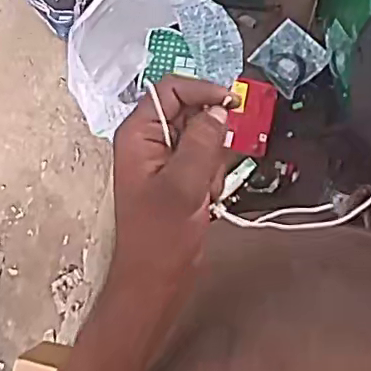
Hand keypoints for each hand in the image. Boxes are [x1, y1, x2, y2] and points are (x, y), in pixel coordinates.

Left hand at [108, 77, 238, 302]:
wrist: (155, 280)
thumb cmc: (160, 236)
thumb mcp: (184, 183)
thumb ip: (203, 140)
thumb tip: (220, 109)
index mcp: (138, 133)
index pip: (171, 90)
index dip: (202, 90)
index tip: (232, 103)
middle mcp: (149, 140)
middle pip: (190, 112)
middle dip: (209, 139)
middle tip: (211, 167)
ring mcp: (164, 159)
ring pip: (203, 138)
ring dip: (212, 163)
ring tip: (203, 191)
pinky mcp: (178, 176)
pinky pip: (205, 160)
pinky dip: (212, 176)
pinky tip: (206, 199)